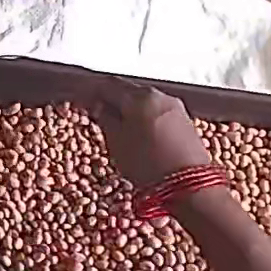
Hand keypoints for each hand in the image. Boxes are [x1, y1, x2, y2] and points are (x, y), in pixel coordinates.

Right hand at [85, 78, 212, 186]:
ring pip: (144, 102)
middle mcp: (160, 96)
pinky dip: (142, 118)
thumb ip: (105, 118)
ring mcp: (175, 108)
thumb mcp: (116, 141)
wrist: (189, 186)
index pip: (109, 84)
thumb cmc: (149, 164)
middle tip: (95, 110)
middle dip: (111, 98)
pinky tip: (136, 133)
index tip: (81, 98)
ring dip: (128, 109)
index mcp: (140, 96)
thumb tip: (98, 106)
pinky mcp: (184, 123)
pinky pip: (157, 113)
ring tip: (114, 125)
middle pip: (129, 90)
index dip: (91, 90)